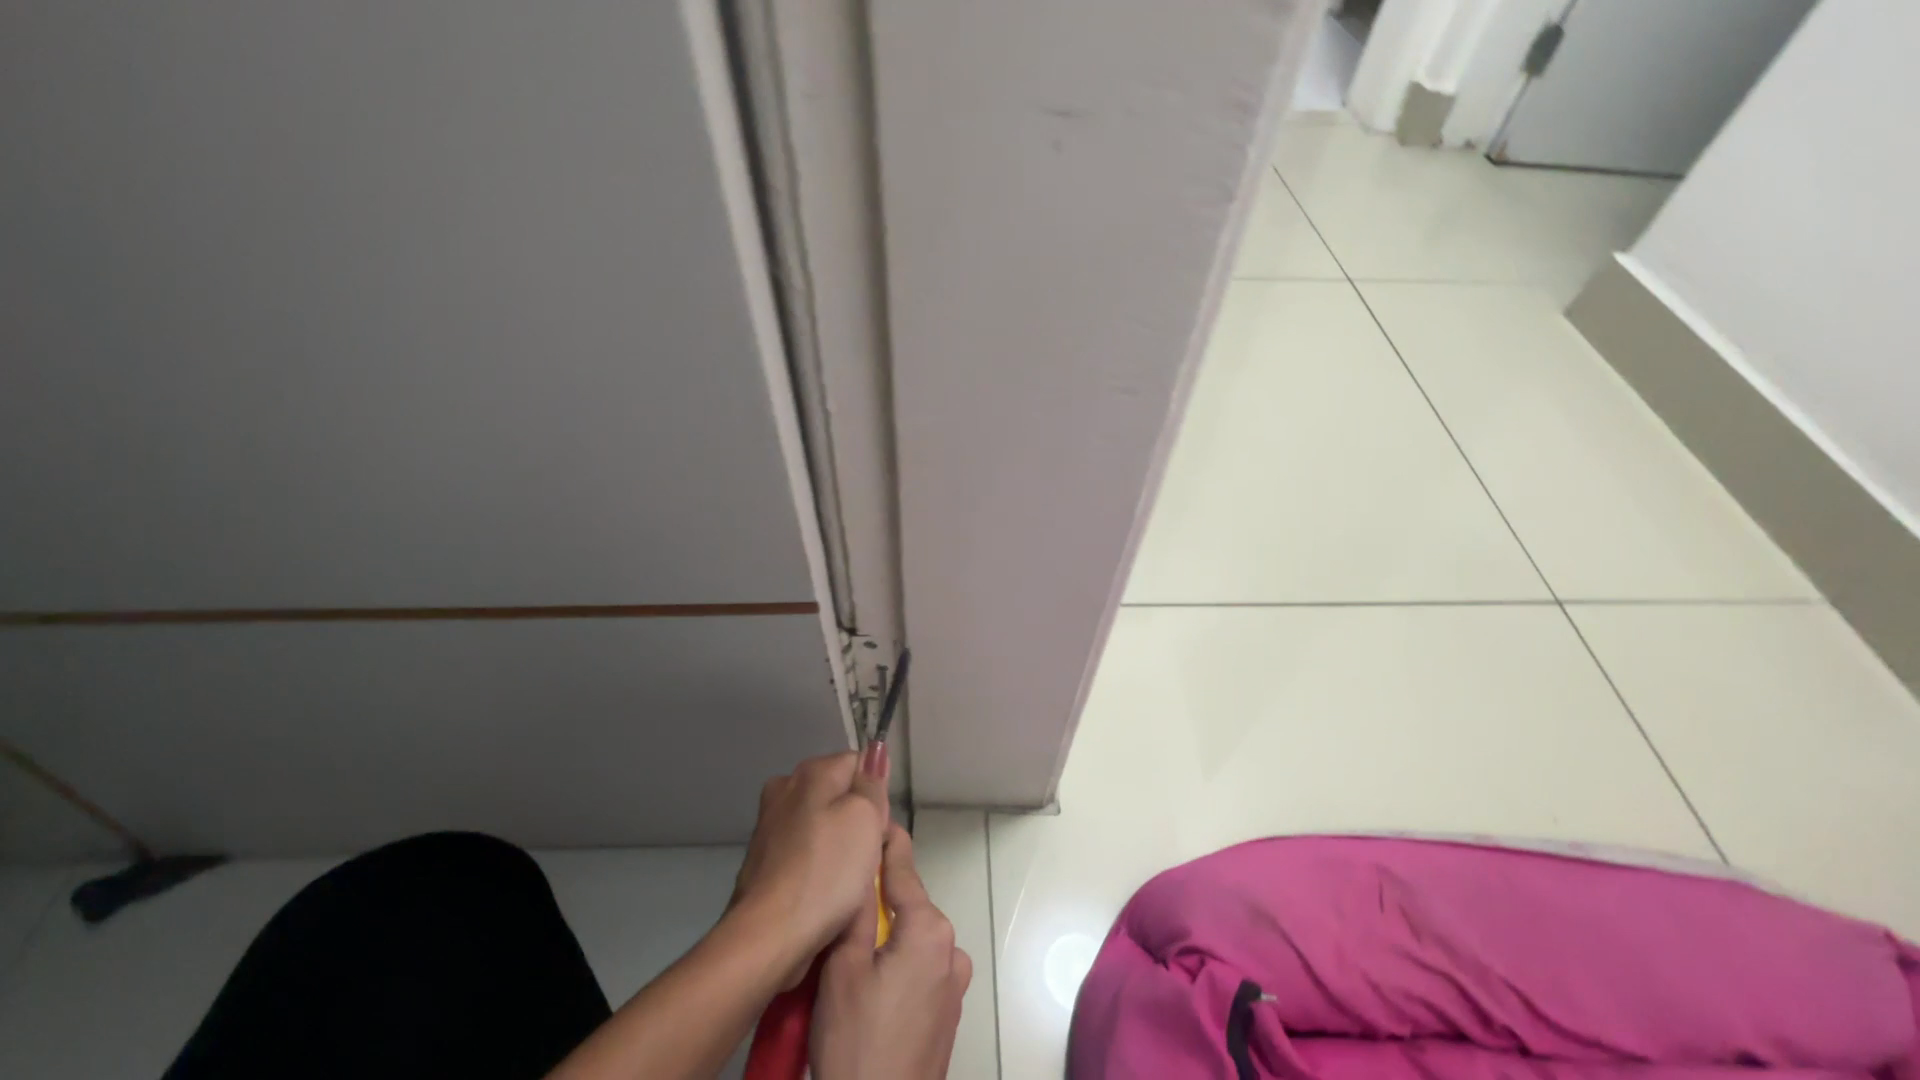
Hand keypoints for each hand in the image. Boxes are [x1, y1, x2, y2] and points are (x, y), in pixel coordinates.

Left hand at [730, 748, 890, 984]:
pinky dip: (819, 865)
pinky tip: (824, 889)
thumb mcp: (865, 820)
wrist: (770, 935)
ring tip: (848, 879)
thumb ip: (871, 783)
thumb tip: (876, 752)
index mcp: (811, 772)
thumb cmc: (826, 873)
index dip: (877, 796)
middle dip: (859, 821)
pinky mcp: (764, 858)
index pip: (860, 764)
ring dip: (840, 845)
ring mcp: (771, 824)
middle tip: (869, 856)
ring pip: (824, 824)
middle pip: (841, 793)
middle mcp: (785, 788)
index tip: (879, 828)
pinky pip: (806, 851)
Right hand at [811, 825, 971, 1079]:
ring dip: (888, 931)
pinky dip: (898, 959)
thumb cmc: (855, 1037)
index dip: (887, 843)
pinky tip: (870, 975)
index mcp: (929, 930)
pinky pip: (920, 966)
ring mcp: (953, 982)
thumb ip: (856, 912)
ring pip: (914, 937)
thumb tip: (863, 867)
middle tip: (843, 889)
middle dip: (880, 896)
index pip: (904, 871)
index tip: (873, 818)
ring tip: (848, 938)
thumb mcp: (842, 968)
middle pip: (910, 905)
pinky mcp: (948, 1009)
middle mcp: (950, 948)